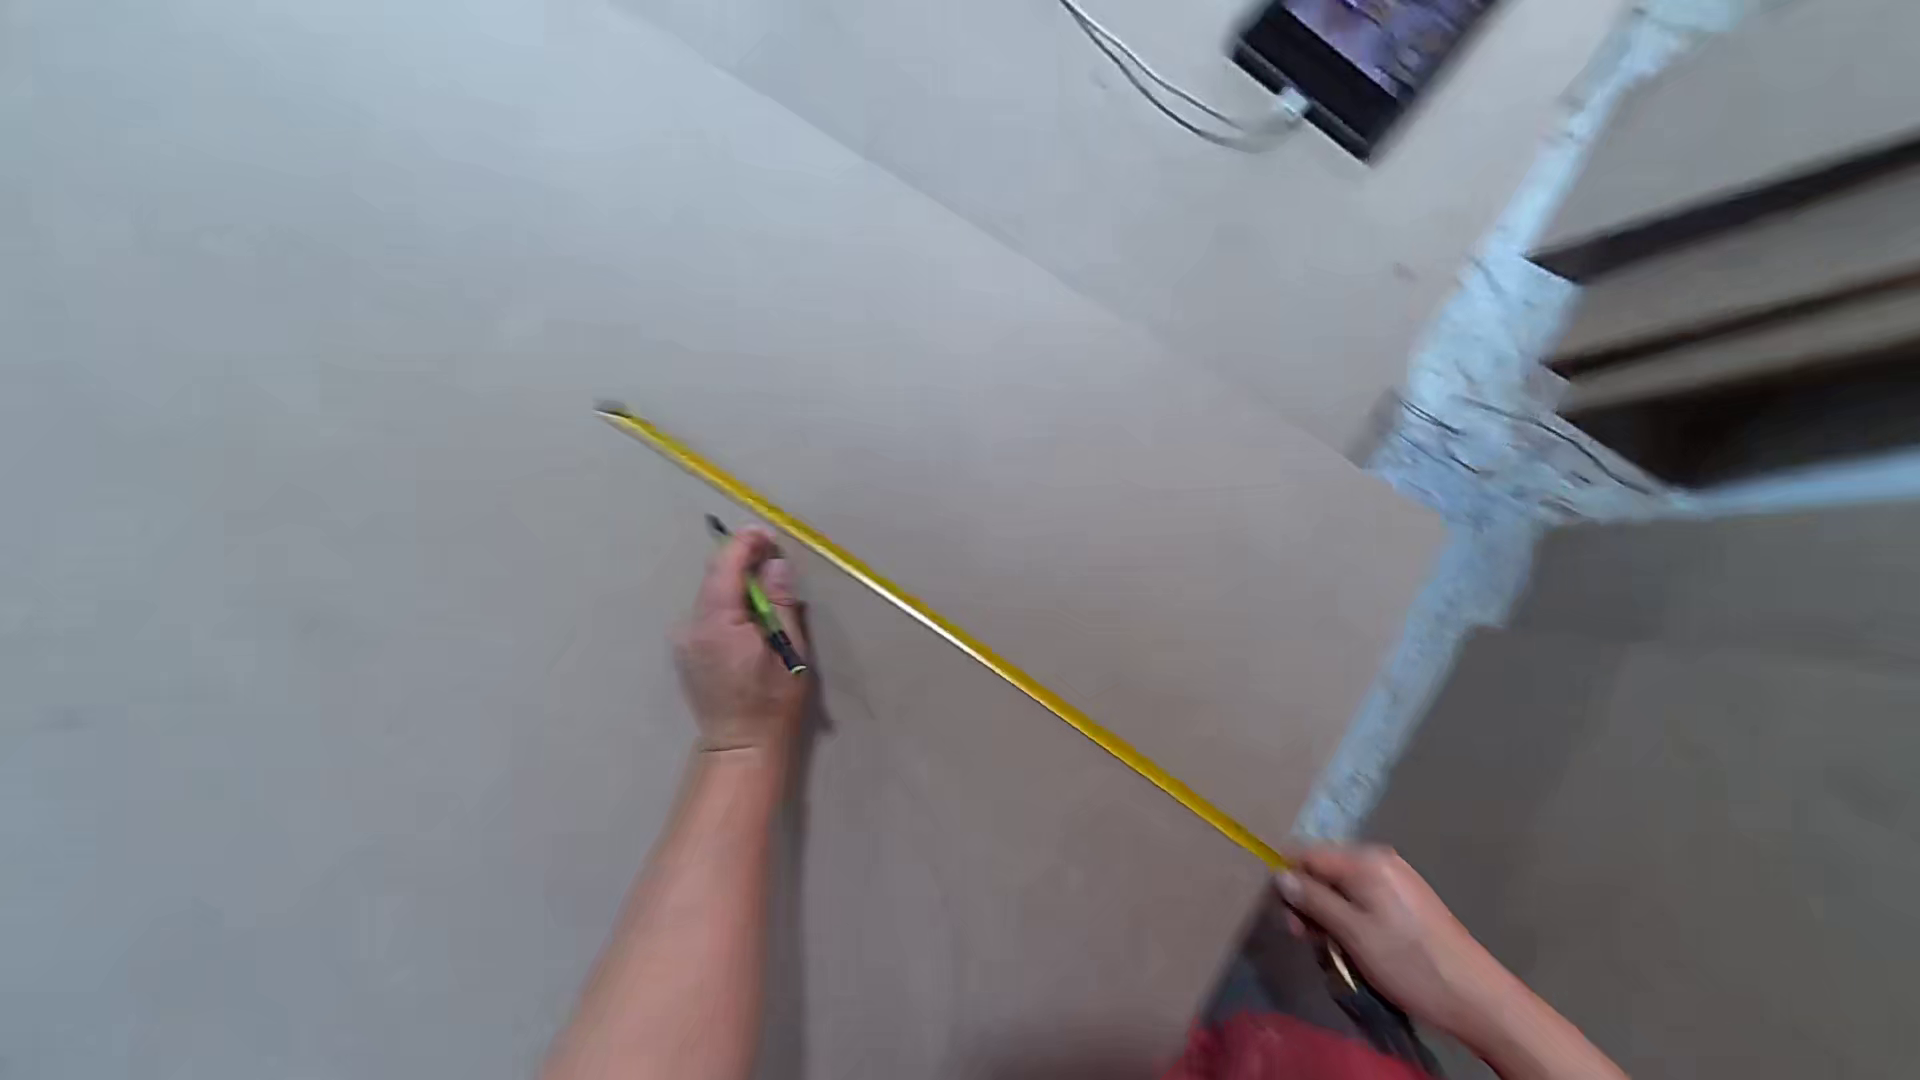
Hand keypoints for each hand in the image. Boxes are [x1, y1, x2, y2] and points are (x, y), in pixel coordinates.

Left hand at [673, 525, 810, 755]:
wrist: (741, 745)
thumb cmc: (772, 701)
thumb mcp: (789, 650)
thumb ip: (781, 603)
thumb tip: (775, 564)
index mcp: (716, 625)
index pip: (724, 568)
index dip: (745, 544)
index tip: (767, 534)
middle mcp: (691, 627)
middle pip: (715, 578)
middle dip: (744, 561)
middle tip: (774, 557)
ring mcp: (684, 639)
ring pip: (712, 594)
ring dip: (738, 584)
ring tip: (768, 591)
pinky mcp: (686, 649)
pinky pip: (709, 611)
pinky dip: (730, 603)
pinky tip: (751, 617)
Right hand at [1277, 846, 1517, 1043]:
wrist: (1483, 1002)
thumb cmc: (1411, 964)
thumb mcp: (1353, 934)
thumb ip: (1312, 899)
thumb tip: (1279, 875)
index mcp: (1365, 860)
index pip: (1305, 854)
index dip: (1289, 882)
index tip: (1290, 919)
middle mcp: (1378, 858)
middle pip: (1323, 869)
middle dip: (1310, 902)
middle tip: (1309, 939)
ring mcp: (1396, 877)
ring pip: (1341, 886)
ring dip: (1330, 914)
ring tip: (1336, 948)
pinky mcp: (1407, 898)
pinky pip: (1362, 896)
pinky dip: (1350, 917)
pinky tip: (1357, 943)